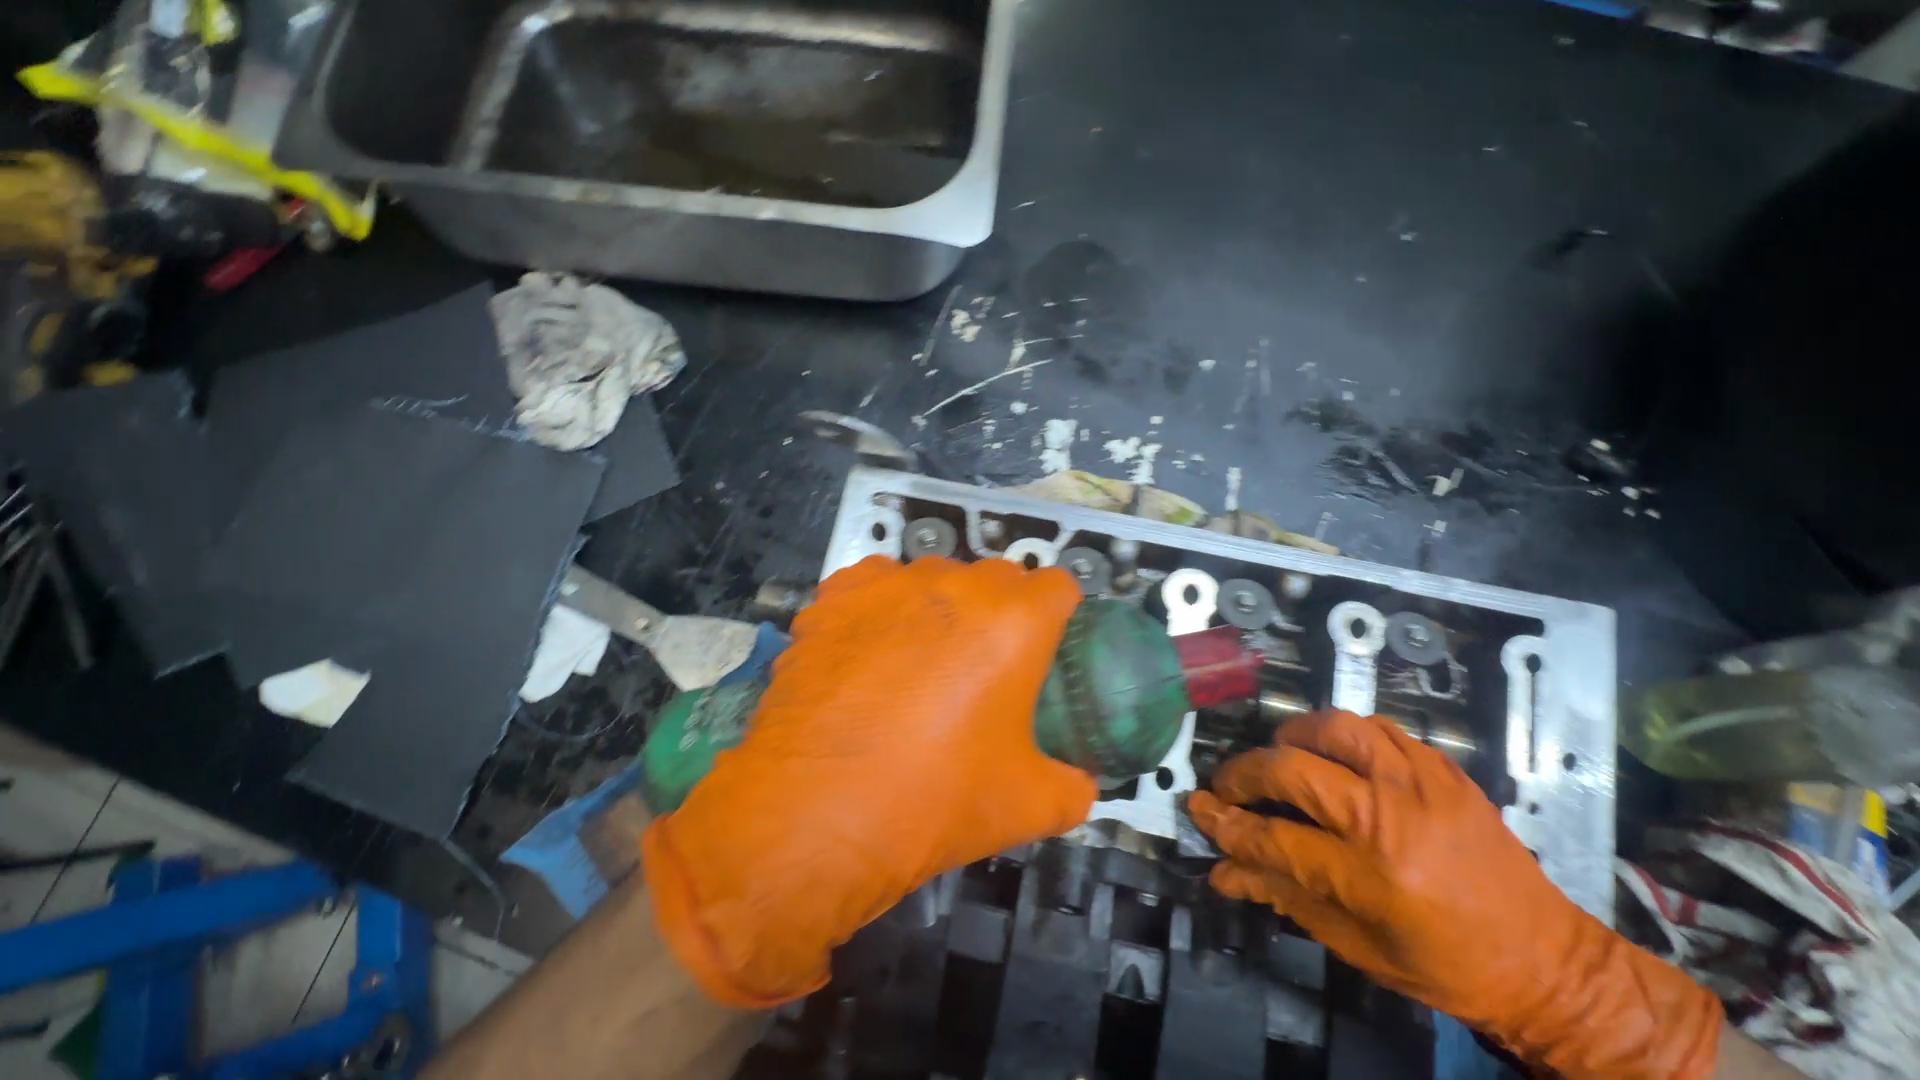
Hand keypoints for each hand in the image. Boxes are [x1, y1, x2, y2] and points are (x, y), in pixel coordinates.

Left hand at [643, 555, 1096, 1006]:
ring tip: (919, 666)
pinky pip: (871, 588)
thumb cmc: (934, 803)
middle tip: (984, 671)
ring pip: (930, 578)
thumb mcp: (1030, 807)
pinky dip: (878, 610)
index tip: (1045, 654)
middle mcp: (952, 586)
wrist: (815, 815)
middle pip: (994, 578)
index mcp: (1013, 621)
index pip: (1057, 586)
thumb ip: (1074, 786)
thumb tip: (1080, 781)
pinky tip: (868, 655)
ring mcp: (886, 587)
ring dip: (938, 609)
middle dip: (998, 614)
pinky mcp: (831, 599)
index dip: (1057, 619)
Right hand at [1189, 711, 1723, 1079]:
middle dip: (1244, 776)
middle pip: (1292, 770)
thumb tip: (1223, 870)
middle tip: (1226, 788)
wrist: (1544, 958)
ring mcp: (1420, 781)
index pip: (1272, 836)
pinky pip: (1377, 728)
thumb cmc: (1444, 966)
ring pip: (1334, 728)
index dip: (1226, 824)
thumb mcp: (1355, 945)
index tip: (1199, 811)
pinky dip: (1340, 735)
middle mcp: (1391, 816)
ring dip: (1292, 739)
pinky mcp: (1442, 767)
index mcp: (1370, 874)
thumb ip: (1284, 896)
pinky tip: (1329, 755)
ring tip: (1277, 759)